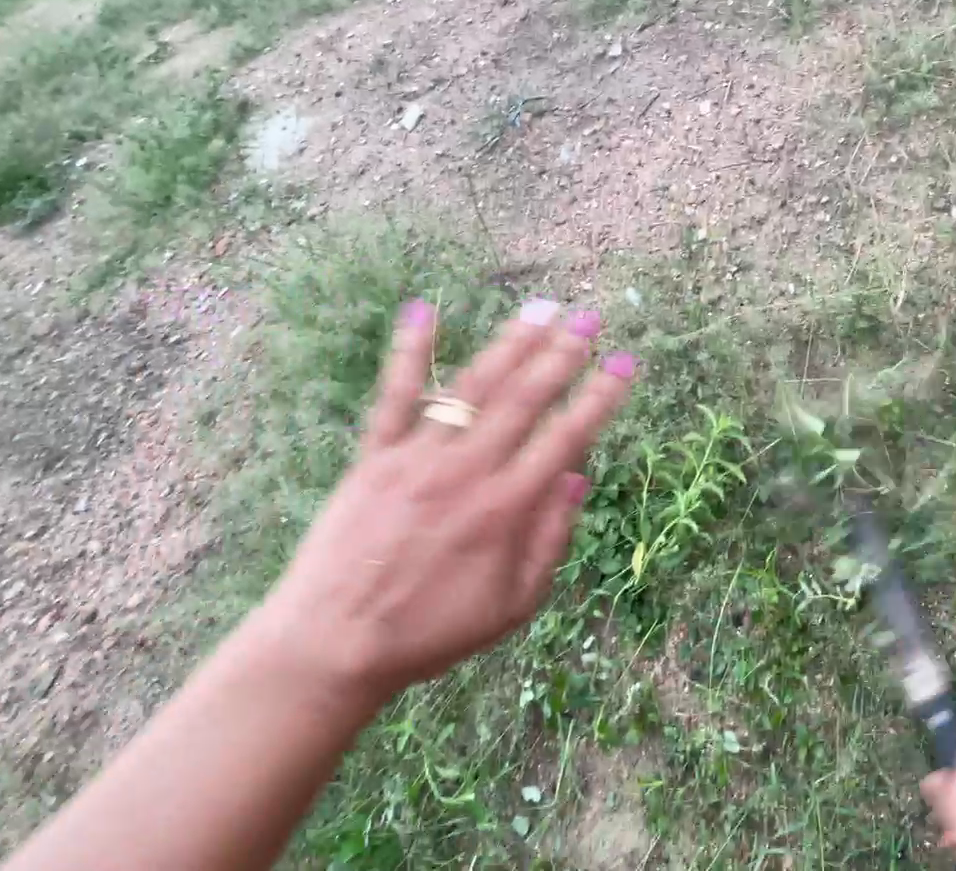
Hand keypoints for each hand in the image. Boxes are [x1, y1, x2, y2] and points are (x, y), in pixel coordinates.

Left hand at [258, 297, 636, 710]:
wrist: (332, 646)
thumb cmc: (432, 631)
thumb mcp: (514, 605)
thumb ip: (550, 539)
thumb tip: (577, 477)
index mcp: (506, 508)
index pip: (567, 436)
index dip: (600, 396)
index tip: (624, 362)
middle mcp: (466, 472)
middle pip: (524, 399)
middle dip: (563, 354)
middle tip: (590, 318)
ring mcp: (417, 459)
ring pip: (473, 388)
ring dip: (511, 344)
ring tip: (542, 308)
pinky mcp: (373, 458)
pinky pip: (395, 397)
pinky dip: (409, 353)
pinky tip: (424, 311)